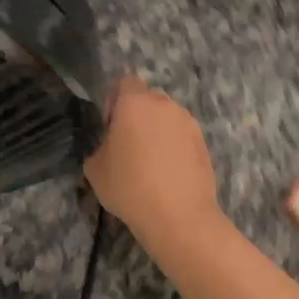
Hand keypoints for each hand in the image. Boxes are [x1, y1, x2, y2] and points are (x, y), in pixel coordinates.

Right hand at [84, 78, 221, 239]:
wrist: (178, 215)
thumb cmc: (130, 187)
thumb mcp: (95, 169)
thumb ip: (100, 147)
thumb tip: (110, 146)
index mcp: (135, 103)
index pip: (124, 83)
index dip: (114, 100)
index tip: (110, 127)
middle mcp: (165, 104)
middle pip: (147, 99)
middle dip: (137, 116)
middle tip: (128, 147)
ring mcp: (188, 122)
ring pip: (167, 117)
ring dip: (157, 131)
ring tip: (151, 163)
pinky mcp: (203, 142)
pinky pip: (182, 135)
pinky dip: (174, 146)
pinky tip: (168, 173)